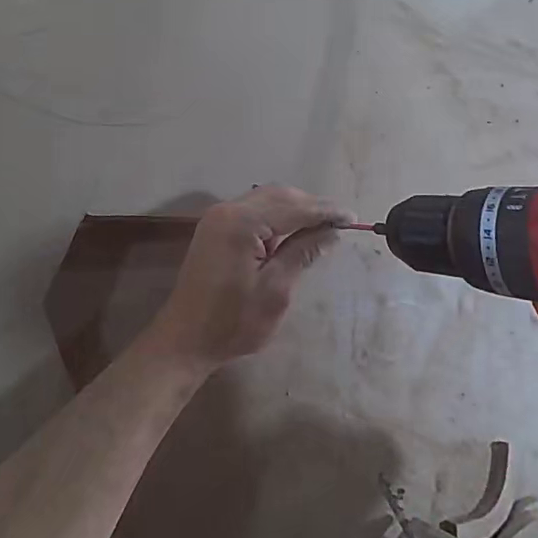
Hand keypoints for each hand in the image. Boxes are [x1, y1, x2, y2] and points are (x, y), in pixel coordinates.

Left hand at [138, 185, 352, 373]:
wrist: (184, 341)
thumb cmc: (232, 322)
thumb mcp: (276, 290)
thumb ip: (303, 253)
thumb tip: (332, 232)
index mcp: (242, 223)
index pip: (294, 207)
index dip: (326, 211)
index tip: (353, 218)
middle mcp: (227, 210)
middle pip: (279, 196)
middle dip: (311, 206)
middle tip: (339, 224)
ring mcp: (218, 218)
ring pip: (266, 200)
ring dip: (294, 210)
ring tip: (321, 228)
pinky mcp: (215, 229)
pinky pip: (253, 211)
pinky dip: (277, 217)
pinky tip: (292, 233)